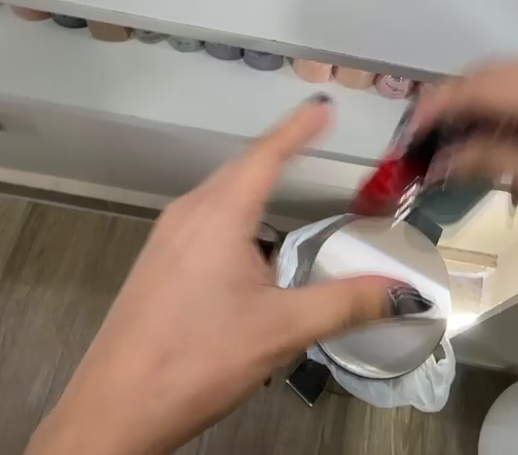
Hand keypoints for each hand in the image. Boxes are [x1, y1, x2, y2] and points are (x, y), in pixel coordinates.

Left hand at [29, 95, 422, 454]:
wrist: (112, 411)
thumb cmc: (198, 359)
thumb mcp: (282, 329)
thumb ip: (346, 303)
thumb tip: (405, 292)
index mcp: (221, 213)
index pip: (268, 153)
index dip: (298, 128)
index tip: (322, 106)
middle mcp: (190, 211)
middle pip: (243, 167)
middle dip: (280, 150)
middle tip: (314, 136)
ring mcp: (167, 236)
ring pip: (221, 192)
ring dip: (255, 181)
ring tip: (287, 180)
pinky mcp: (156, 261)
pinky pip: (204, 215)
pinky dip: (235, 208)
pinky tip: (248, 239)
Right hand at [415, 48, 517, 288]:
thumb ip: (493, 158)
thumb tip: (441, 158)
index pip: (481, 84)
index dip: (438, 106)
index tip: (409, 134)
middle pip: (496, 75)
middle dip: (459, 107)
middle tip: (429, 146)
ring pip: (517, 78)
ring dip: (486, 108)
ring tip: (460, 148)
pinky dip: (517, 107)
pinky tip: (501, 136)